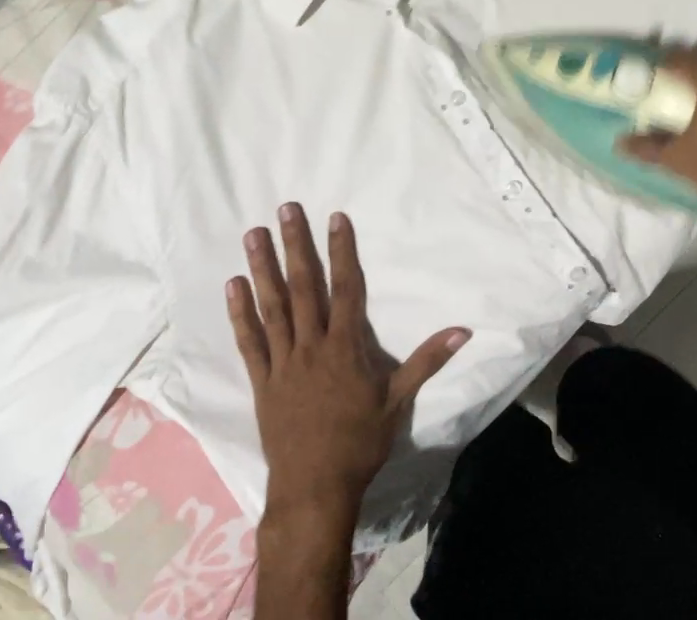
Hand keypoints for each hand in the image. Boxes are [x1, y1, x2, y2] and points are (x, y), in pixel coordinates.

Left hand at [228, 203, 470, 522]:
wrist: (315, 486)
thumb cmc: (361, 441)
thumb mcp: (400, 400)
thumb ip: (428, 360)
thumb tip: (464, 330)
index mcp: (346, 347)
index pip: (346, 288)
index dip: (342, 251)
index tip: (336, 218)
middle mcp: (312, 346)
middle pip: (304, 287)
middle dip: (296, 245)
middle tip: (285, 210)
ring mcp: (283, 362)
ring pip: (272, 307)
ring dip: (262, 269)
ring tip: (253, 234)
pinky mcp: (262, 381)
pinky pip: (248, 342)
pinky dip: (240, 314)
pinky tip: (232, 286)